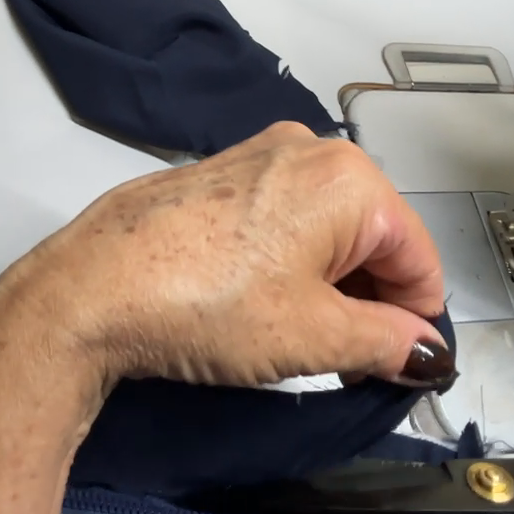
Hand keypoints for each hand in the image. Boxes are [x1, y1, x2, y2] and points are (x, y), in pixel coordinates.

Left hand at [0, 121, 447, 513]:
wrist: (90, 289)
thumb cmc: (205, 305)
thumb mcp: (314, 336)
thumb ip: (388, 342)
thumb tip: (423, 349)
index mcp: (348, 177)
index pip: (419, 257)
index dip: (416, 320)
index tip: (400, 364)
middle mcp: (305, 149)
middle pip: (373, 235)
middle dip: (369, 298)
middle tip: (344, 357)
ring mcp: (255, 155)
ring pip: (325, 225)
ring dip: (327, 280)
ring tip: (293, 331)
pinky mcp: (216, 172)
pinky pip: (279, 214)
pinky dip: (286, 256)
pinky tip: (253, 297)